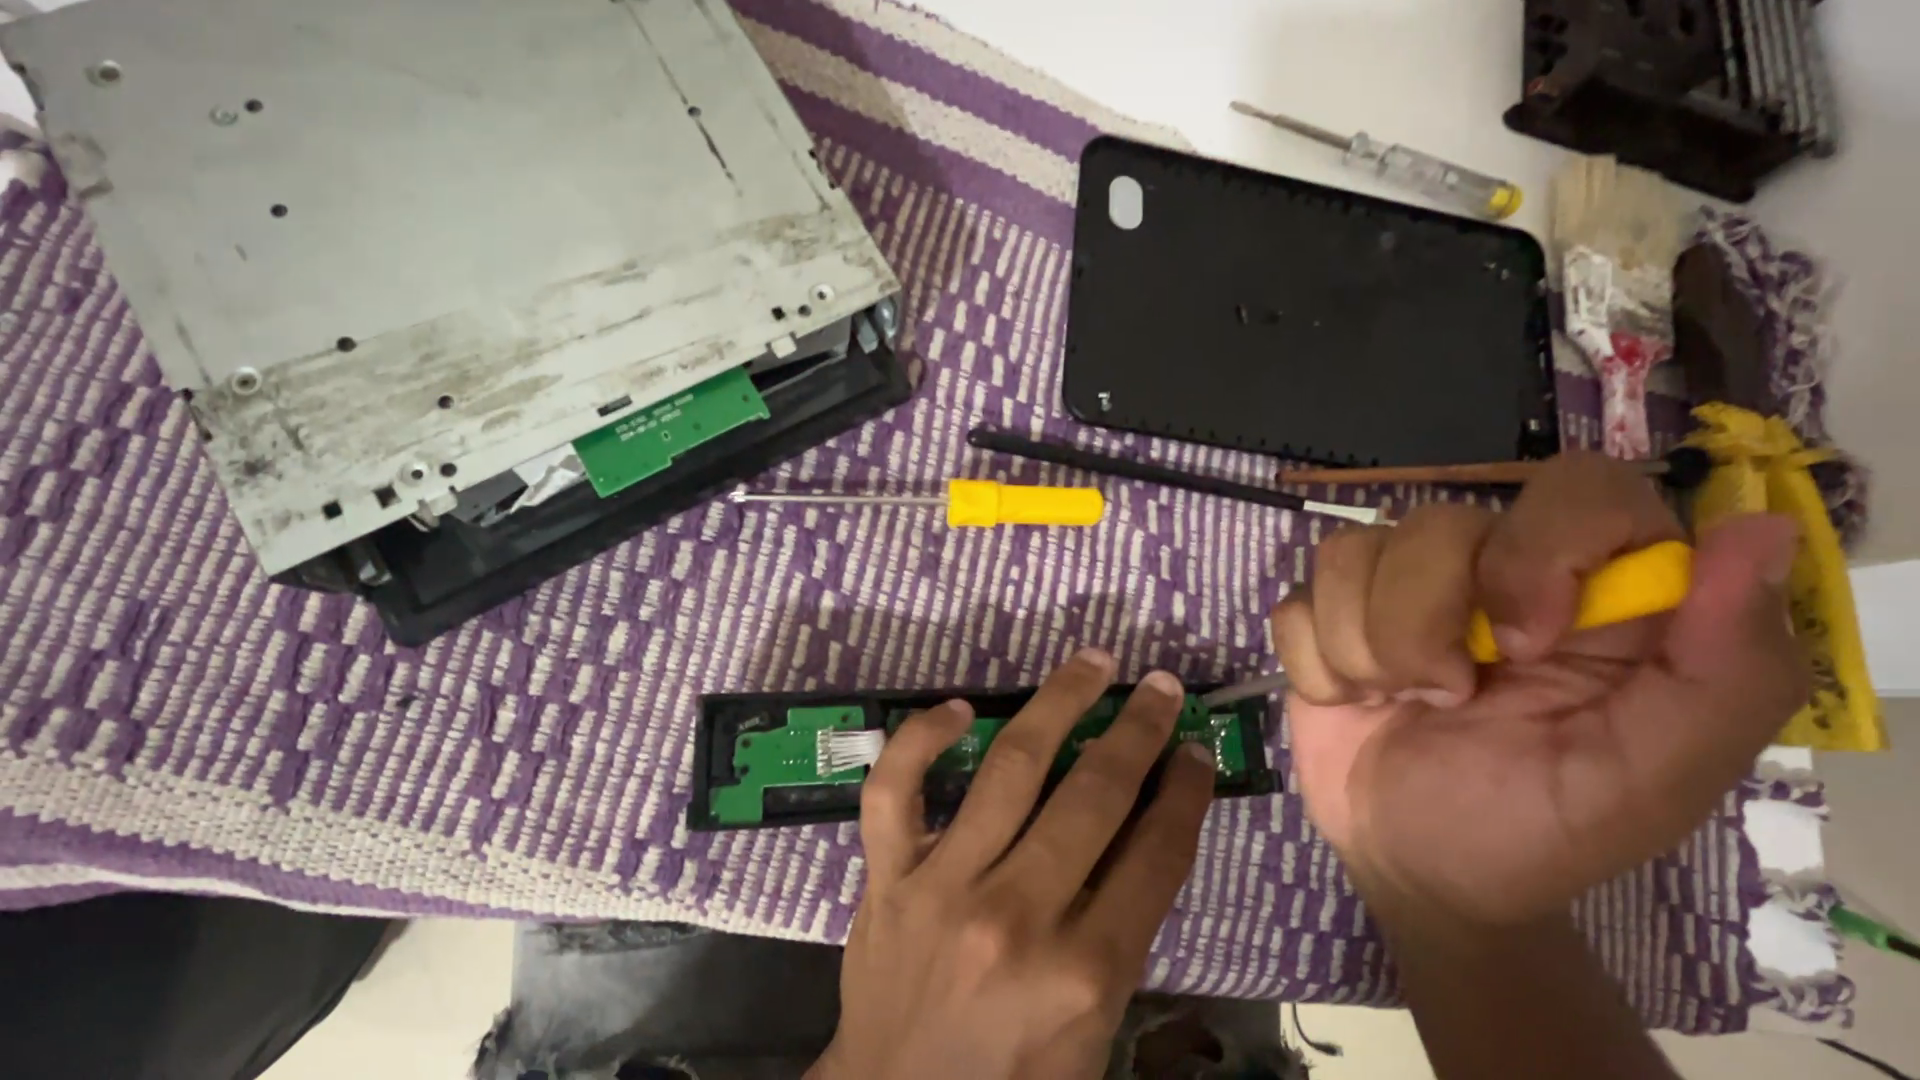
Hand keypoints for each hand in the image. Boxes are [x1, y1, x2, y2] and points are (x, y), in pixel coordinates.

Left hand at [809, 651, 1216, 1079]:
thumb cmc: (1012, 1072)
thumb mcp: (1096, 1025)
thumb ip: (1122, 931)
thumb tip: (1147, 828)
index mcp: (1085, 969)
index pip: (1155, 854)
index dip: (1185, 792)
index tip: (1196, 750)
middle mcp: (1017, 915)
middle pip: (1094, 797)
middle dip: (1139, 732)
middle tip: (1161, 687)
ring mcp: (943, 886)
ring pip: (1011, 769)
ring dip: (1060, 704)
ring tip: (1093, 664)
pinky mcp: (885, 875)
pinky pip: (894, 789)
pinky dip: (919, 740)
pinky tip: (958, 707)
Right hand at [1273, 452, 1805, 925]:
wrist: (1416, 870)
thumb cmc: (1540, 832)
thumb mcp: (1652, 779)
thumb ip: (1724, 670)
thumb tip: (1754, 531)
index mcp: (1594, 596)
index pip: (1580, 487)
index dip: (1540, 546)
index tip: (1519, 642)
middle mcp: (1495, 573)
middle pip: (1436, 523)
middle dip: (1423, 622)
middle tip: (1446, 697)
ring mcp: (1399, 591)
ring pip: (1351, 552)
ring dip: (1363, 649)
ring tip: (1392, 702)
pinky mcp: (1328, 616)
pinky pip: (1297, 599)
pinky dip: (1316, 663)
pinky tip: (1349, 699)